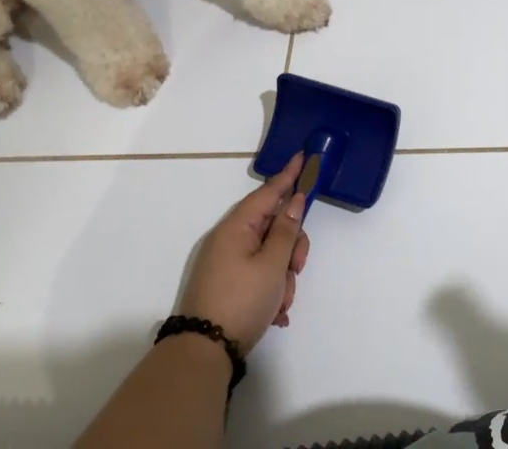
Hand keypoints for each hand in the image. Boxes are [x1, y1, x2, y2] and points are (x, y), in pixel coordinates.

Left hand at [178, 155, 310, 353]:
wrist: (204, 352)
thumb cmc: (242, 300)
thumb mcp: (272, 265)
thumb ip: (287, 231)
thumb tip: (294, 201)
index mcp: (237, 228)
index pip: (268, 192)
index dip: (288, 176)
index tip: (304, 156)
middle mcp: (230, 240)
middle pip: (273, 227)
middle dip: (292, 248)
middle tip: (298, 268)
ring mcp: (227, 263)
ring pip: (270, 255)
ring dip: (283, 276)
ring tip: (281, 303)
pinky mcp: (227, 284)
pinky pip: (259, 275)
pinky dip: (272, 290)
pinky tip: (276, 313)